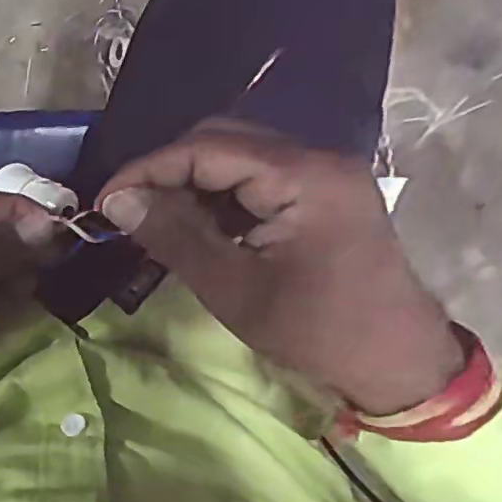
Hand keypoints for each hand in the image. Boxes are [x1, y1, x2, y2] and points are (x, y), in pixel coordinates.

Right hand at [97, 120, 462, 414]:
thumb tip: (117, 200)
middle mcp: (314, 159)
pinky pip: (253, 178)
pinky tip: (193, 226)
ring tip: (153, 220)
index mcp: (302, 177)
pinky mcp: (318, 193)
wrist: (396, 360)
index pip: (205, 149)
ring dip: (187, 183)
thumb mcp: (233, 288)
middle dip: (165, 171)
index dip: (146, 169)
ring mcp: (320, 174)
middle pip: (220, 140)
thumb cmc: (315, 330)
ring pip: (234, 156)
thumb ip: (174, 235)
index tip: (105, 201)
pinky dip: (213, 196)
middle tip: (126, 209)